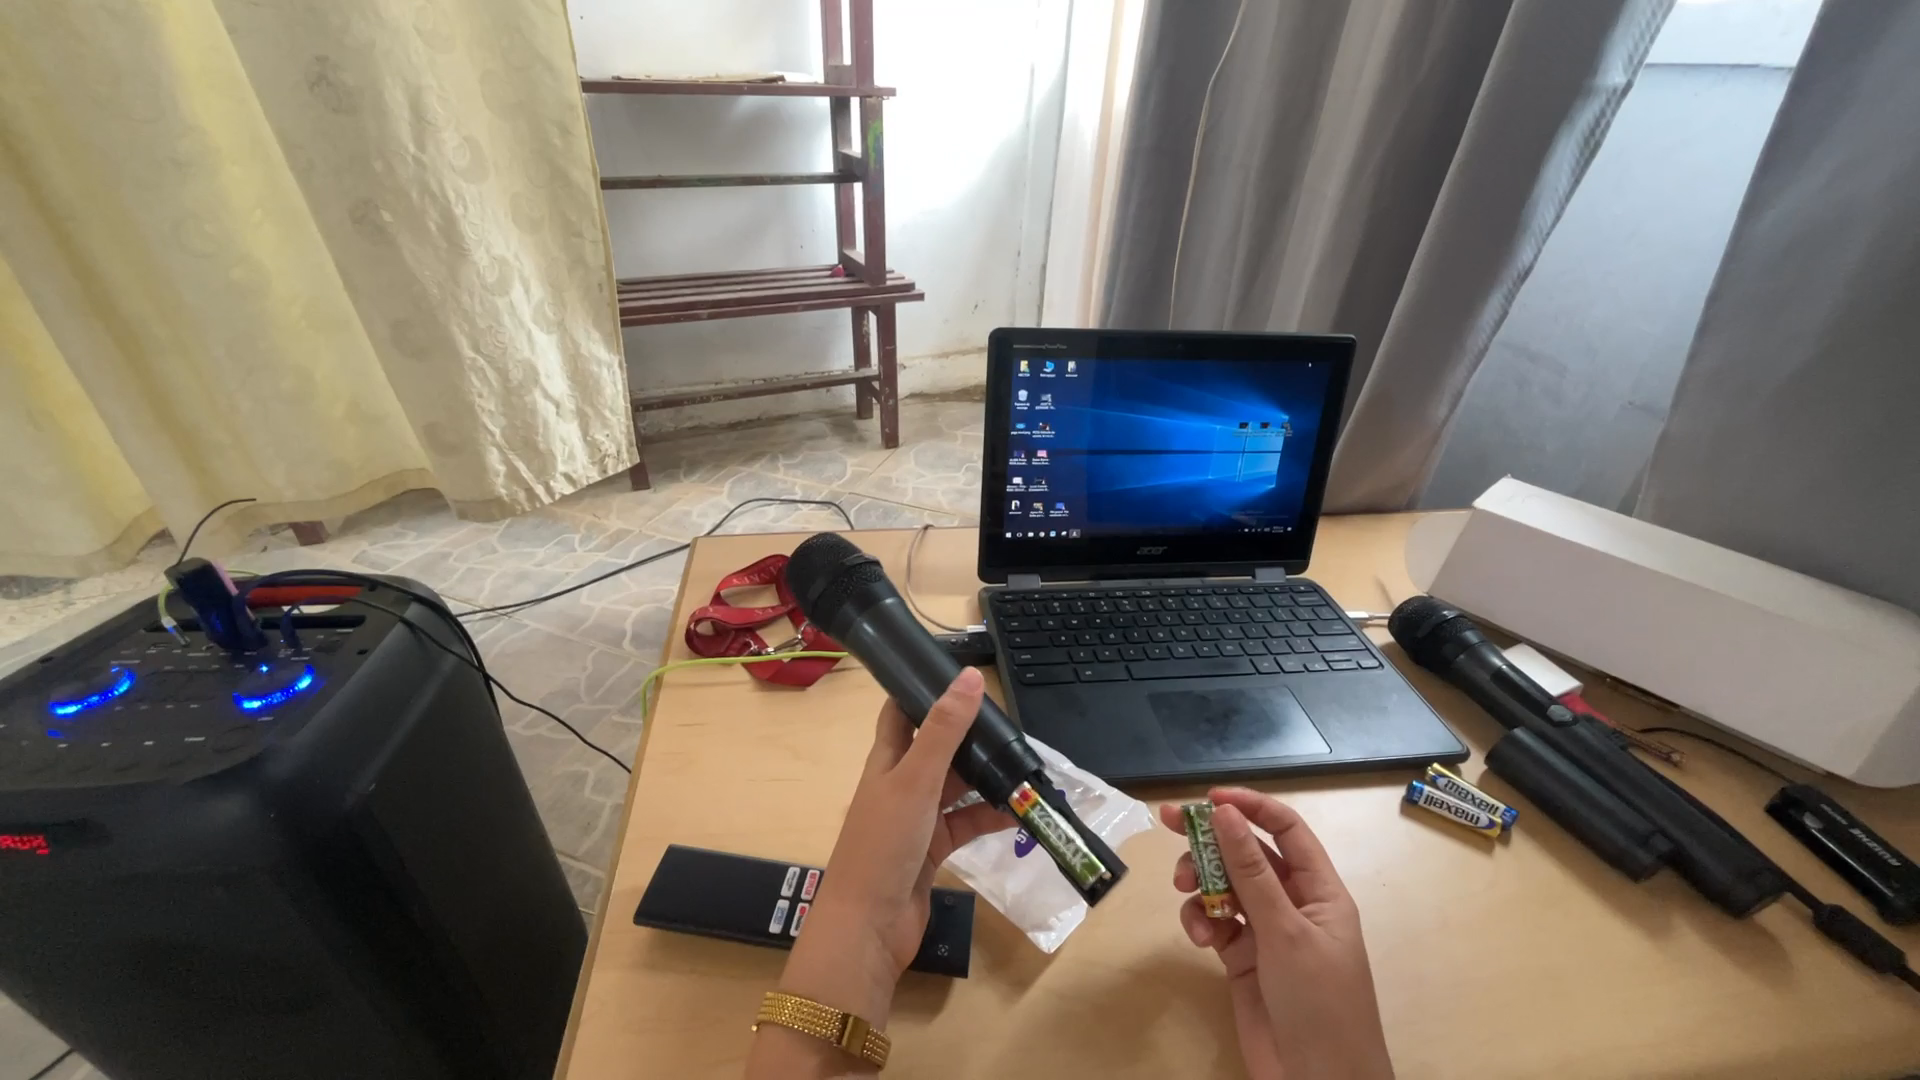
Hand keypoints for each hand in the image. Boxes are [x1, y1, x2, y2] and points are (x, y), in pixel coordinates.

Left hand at [748, 669, 1014, 1076]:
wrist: (869, 927)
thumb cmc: (884, 842)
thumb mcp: (917, 777)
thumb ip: (945, 729)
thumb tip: (970, 677)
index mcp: (887, 759)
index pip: (902, 711)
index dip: (923, 689)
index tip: (958, 673)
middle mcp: (900, 783)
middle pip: (936, 748)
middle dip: (969, 736)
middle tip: (1009, 724)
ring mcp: (916, 818)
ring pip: (955, 787)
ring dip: (985, 777)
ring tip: (1024, 766)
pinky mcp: (932, 850)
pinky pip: (965, 823)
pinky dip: (989, 816)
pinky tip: (1018, 811)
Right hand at [1161, 788, 1392, 1079]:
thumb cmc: (1318, 1003)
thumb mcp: (1284, 932)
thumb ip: (1250, 871)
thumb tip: (1223, 812)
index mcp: (1319, 890)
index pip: (1286, 830)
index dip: (1250, 807)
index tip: (1208, 797)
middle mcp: (1292, 903)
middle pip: (1246, 853)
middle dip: (1209, 839)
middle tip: (1165, 821)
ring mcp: (1266, 931)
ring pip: (1224, 885)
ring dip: (1200, 882)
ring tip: (1183, 891)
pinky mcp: (1241, 958)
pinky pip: (1214, 921)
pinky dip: (1201, 922)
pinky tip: (1200, 938)